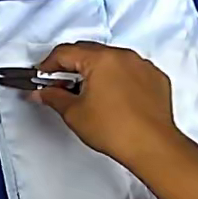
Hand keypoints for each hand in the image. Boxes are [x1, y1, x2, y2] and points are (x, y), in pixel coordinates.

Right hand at [28, 42, 191, 170]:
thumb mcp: (73, 113)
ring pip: (109, 58)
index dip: (48, 65)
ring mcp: (142, 65)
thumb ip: (53, 97)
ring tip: (86, 92)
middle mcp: (123, 56)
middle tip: (59, 84)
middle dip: (70, 65)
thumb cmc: (117, 130)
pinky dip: (117, 77)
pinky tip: (111, 96)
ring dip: (94, 69)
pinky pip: (130, 69)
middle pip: (87, 51)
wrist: (152, 147)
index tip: (42, 76)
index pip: (64, 53)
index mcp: (100, 59)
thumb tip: (42, 93)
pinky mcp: (155, 78)